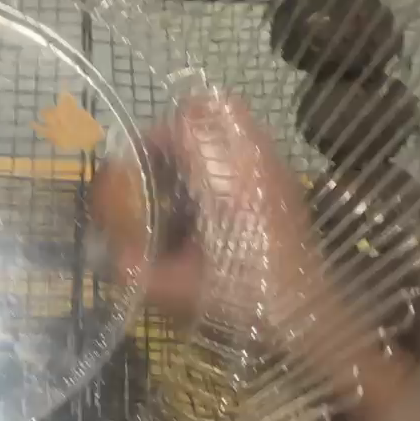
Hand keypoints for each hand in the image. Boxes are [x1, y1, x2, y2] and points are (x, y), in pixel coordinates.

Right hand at [90, 92, 320, 327]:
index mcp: (230, 179)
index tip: (135, 167)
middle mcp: (256, 161)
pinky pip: (248, 148)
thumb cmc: (248, 298)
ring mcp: (276, 167)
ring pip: (232, 124)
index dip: (152, 138)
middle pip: (213, 109)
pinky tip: (211, 204)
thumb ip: (142, 272)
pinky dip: (221, 161)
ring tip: (182, 188)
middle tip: (159, 169)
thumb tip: (111, 256)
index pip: (185, 124)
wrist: (308, 311)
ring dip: (200, 145)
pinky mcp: (285, 181)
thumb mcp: (184, 290)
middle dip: (178, 131)